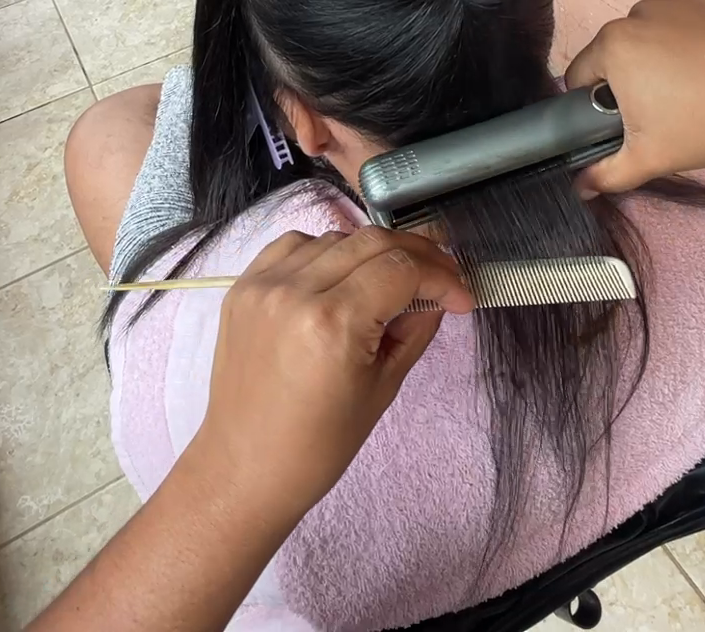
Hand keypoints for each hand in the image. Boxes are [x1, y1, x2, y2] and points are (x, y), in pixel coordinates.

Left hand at [186, 227, 473, 517]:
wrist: (243, 467)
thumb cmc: (319, 444)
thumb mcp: (384, 387)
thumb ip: (416, 329)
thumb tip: (437, 294)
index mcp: (333, 323)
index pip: (401, 269)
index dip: (441, 276)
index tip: (460, 296)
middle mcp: (296, 291)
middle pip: (372, 241)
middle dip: (416, 253)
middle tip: (440, 275)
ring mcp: (264, 284)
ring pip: (336, 237)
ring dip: (373, 251)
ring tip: (390, 280)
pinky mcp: (243, 285)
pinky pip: (295, 245)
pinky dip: (326, 250)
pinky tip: (340, 275)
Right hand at [564, 0, 704, 192]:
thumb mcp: (653, 157)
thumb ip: (608, 173)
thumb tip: (581, 187)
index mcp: (615, 45)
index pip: (579, 75)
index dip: (594, 104)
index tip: (624, 123)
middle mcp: (642, 14)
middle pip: (619, 53)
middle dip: (633, 80)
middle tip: (666, 113)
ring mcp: (684, 0)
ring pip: (658, 36)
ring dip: (667, 59)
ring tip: (703, 91)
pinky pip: (696, 22)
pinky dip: (703, 42)